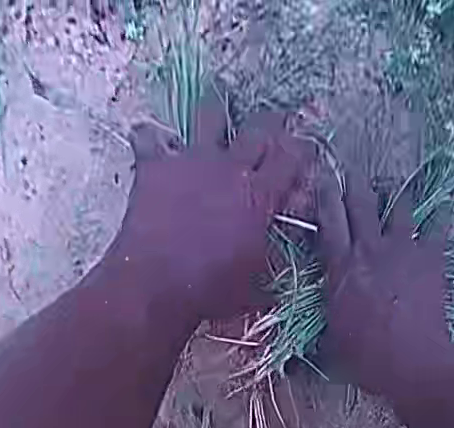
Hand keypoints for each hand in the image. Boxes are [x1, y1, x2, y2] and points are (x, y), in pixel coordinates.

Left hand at [101, 103, 307, 324]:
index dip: (302, 149)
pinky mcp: (155, 166)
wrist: (156, 287)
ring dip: (216, 109)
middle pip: (260, 127)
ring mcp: (191, 161)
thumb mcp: (252, 285)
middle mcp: (229, 168)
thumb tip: (279, 259)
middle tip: (272, 127)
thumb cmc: (210, 292)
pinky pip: (150, 137)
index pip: (292, 157)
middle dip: (271, 124)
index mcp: (259, 196)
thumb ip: (270, 262)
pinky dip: (151, 138)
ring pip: (210, 113)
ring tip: (217, 110)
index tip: (304, 150)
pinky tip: (150, 140)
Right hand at [314, 164, 453, 399]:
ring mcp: (404, 249)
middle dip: (355, 182)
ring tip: (393, 188)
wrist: (412, 363)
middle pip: (361, 202)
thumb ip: (322, 325)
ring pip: (399, 204)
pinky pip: (438, 224)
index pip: (328, 220)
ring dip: (394, 193)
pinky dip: (439, 214)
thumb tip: (299, 343)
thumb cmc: (365, 359)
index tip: (324, 178)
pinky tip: (441, 209)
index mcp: (340, 268)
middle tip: (353, 172)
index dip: (325, 195)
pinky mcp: (432, 256)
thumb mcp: (331, 343)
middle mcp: (370, 249)